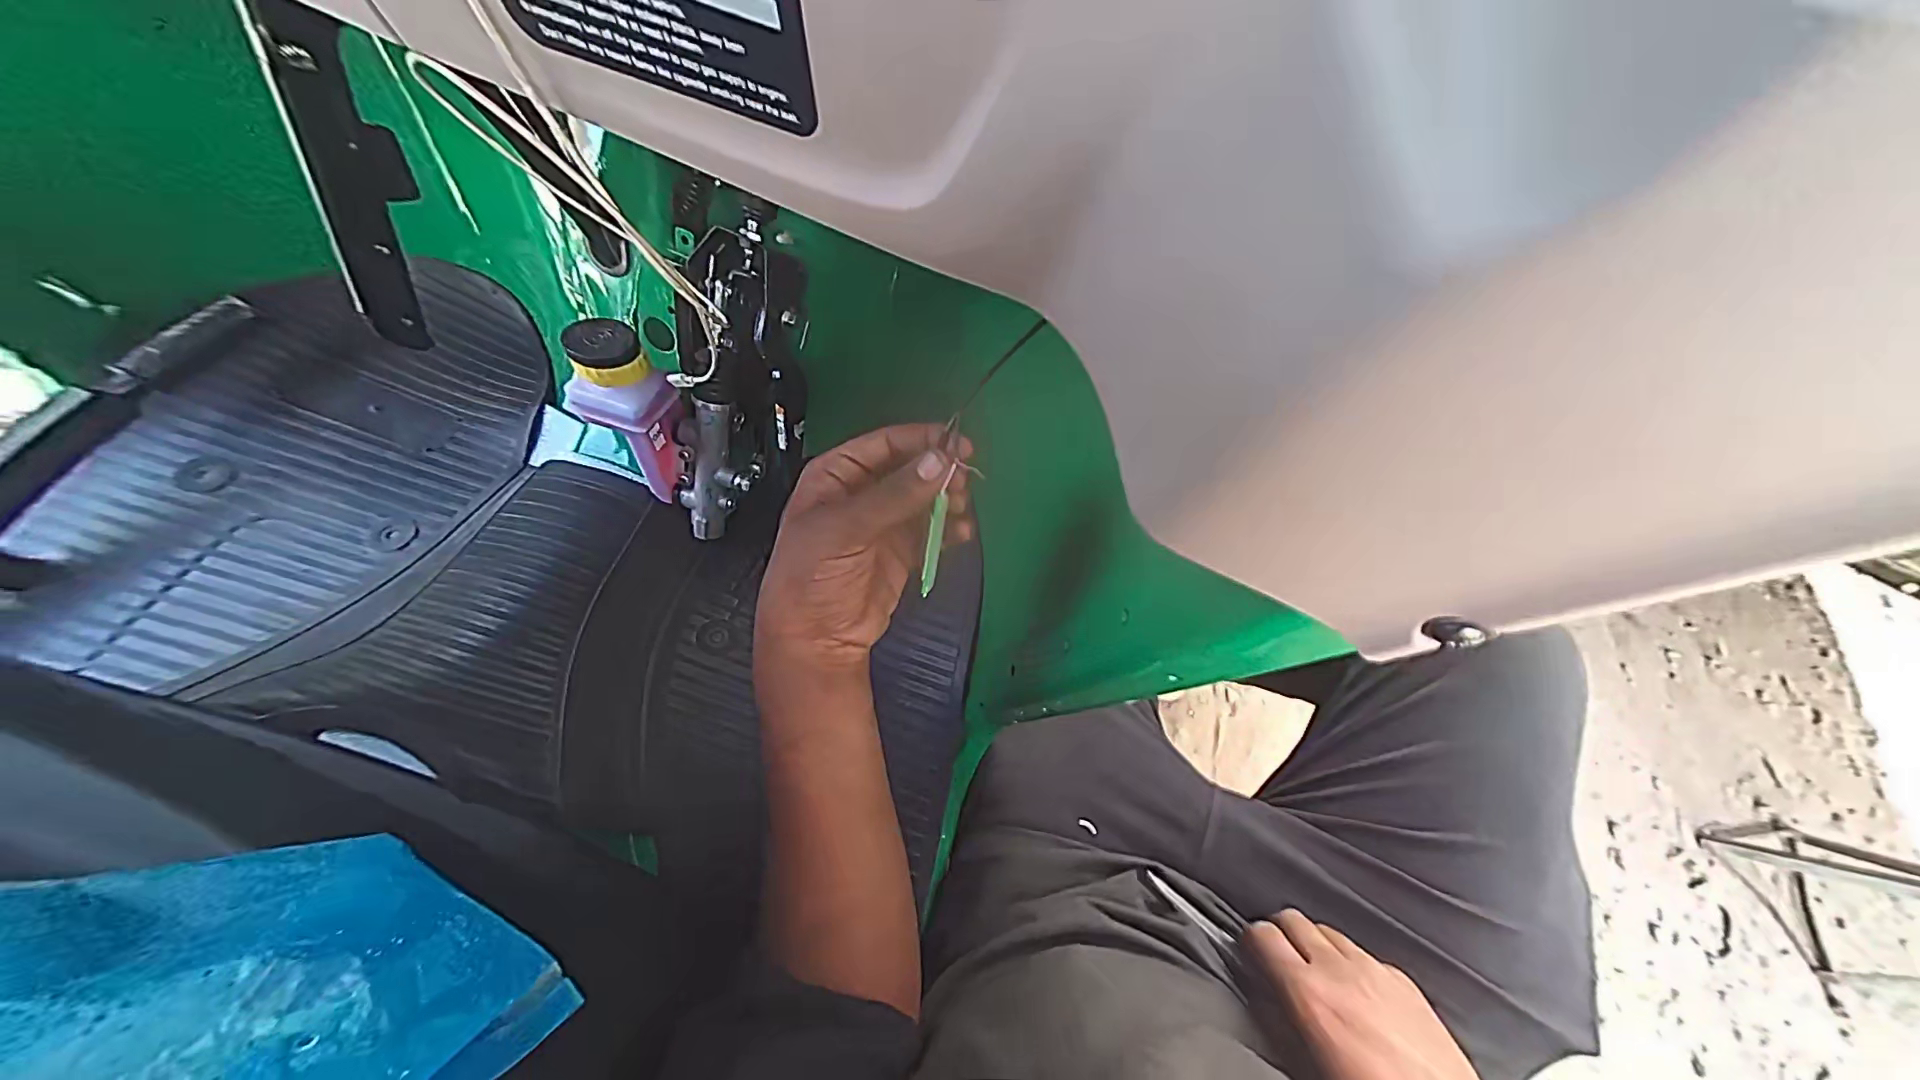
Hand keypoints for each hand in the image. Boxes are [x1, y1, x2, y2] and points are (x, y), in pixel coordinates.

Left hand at [755, 423, 972, 672]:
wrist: (815, 638)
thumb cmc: (811, 576)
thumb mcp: (847, 528)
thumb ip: (895, 495)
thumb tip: (938, 462)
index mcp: (837, 475)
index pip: (885, 443)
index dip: (921, 440)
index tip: (956, 445)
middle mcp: (863, 494)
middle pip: (911, 469)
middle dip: (939, 472)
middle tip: (963, 480)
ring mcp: (884, 523)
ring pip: (925, 498)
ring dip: (948, 499)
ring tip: (961, 508)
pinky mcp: (902, 551)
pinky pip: (932, 530)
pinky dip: (949, 529)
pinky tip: (961, 532)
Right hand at [1244, 910, 1477, 1079]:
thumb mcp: (1307, 1065)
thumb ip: (1279, 1018)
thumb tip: (1263, 995)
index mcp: (1307, 992)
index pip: (1262, 934)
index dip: (1251, 940)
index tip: (1251, 952)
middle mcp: (1338, 970)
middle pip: (1293, 919)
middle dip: (1281, 932)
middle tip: (1279, 955)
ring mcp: (1375, 971)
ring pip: (1328, 931)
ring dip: (1316, 945)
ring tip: (1319, 974)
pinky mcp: (1405, 981)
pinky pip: (1365, 954)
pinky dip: (1353, 963)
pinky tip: (1359, 992)